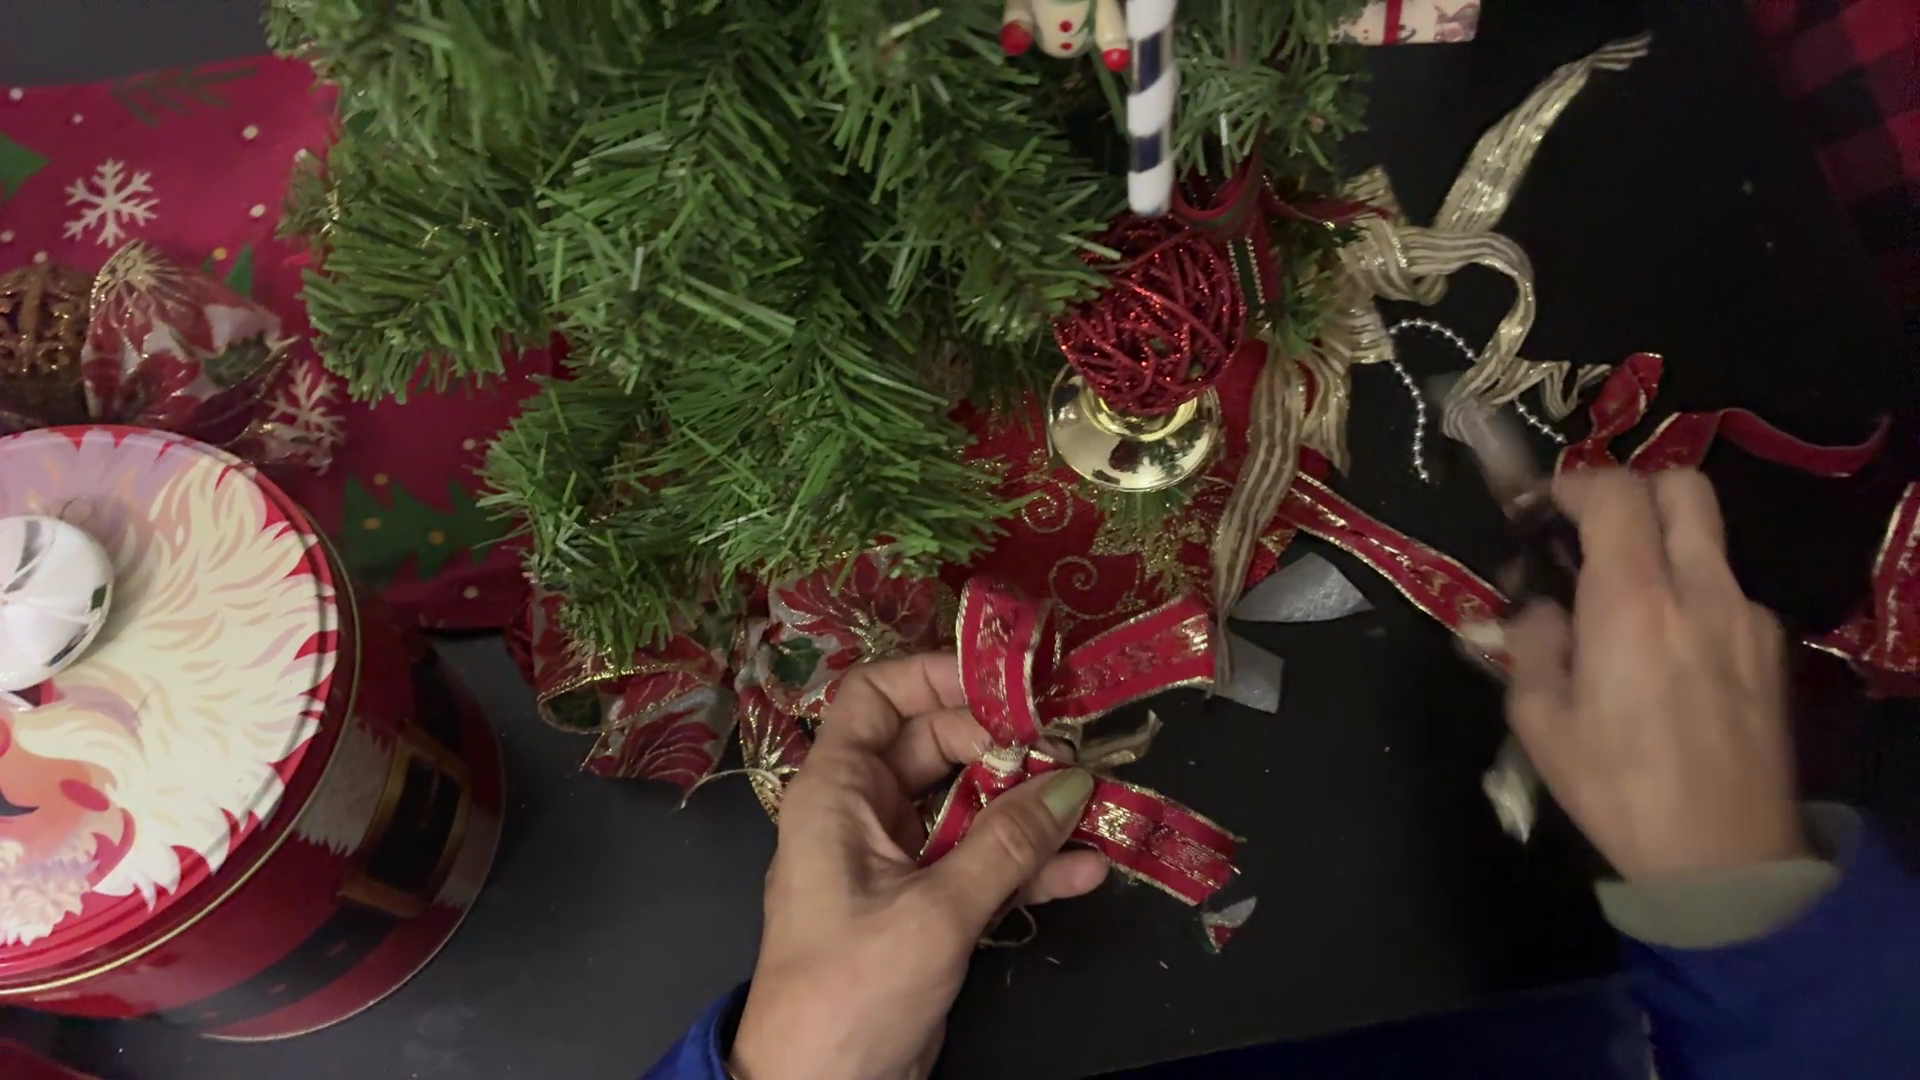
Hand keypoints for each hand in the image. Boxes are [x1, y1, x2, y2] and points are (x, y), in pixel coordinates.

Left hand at [729, 653, 1107, 1079]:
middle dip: (1001, 742)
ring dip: (1023, 801)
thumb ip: (1007, 844)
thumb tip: (1074, 783)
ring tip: (1089, 800)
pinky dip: (1025, 862)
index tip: (1005, 683)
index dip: (934, 675)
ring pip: (965, 800)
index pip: (876, 694)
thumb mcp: (935, 913)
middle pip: (935, 741)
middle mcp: (865, 806)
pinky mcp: (925, 896)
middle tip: (1066, 751)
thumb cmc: (852, 992)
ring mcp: (897, 852)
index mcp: (839, 788)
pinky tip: (1084, 870)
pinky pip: (978, 859)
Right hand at [1504, 468, 1806, 880]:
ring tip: (1606, 592)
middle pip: (1682, 488)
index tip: (1536, 508)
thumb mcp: (1535, 713)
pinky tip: (1650, 639)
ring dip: (1651, 539)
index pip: (1617, 497)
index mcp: (1632, 605)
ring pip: (1704, 535)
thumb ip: (1533, 641)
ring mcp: (1745, 618)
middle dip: (1625, 489)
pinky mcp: (1768, 647)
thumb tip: (1544, 609)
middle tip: (1579, 527)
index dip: (1572, 485)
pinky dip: (1678, 583)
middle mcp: (1699, 594)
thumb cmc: (1610, 781)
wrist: (1724, 855)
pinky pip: (1718, 584)